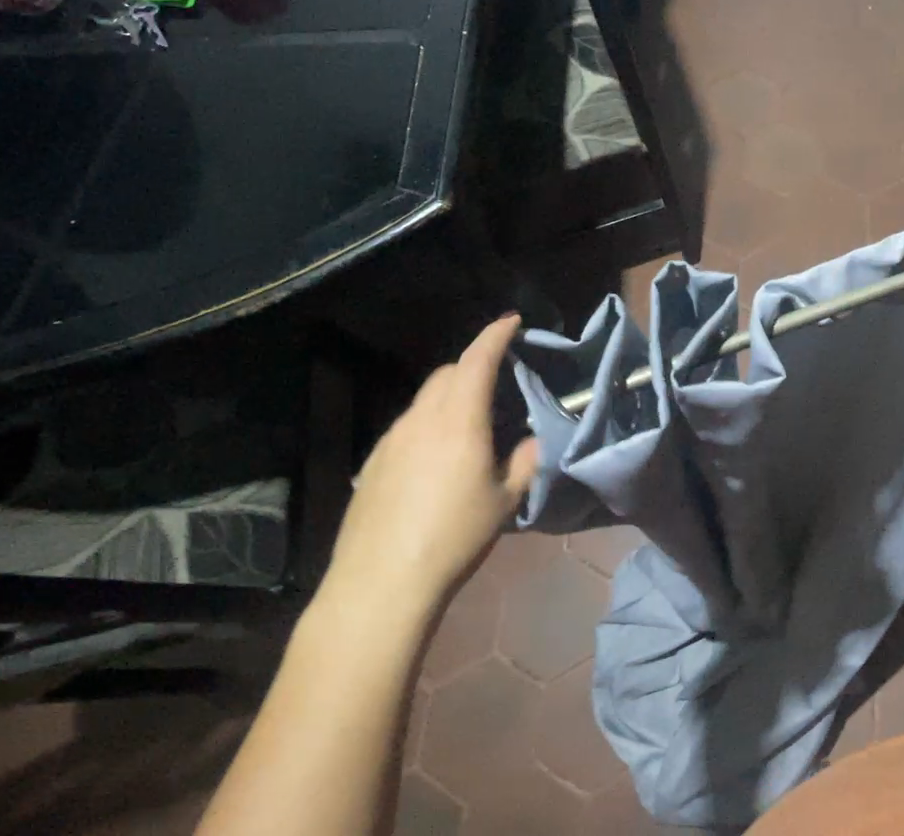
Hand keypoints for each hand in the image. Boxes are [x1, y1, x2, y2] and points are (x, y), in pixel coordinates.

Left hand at [323, 315, 538, 616]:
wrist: (382, 581)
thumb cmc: (454, 537)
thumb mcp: (506, 502)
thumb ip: (524, 462)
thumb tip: (531, 440)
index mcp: (458, 423)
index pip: (476, 362)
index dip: (495, 336)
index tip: (512, 321)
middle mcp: (420, 421)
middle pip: (446, 374)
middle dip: (473, 365)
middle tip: (499, 379)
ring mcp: (390, 441)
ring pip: (424, 400)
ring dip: (450, 396)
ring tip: (472, 423)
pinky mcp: (372, 463)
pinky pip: (407, 427)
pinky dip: (429, 423)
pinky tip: (438, 458)